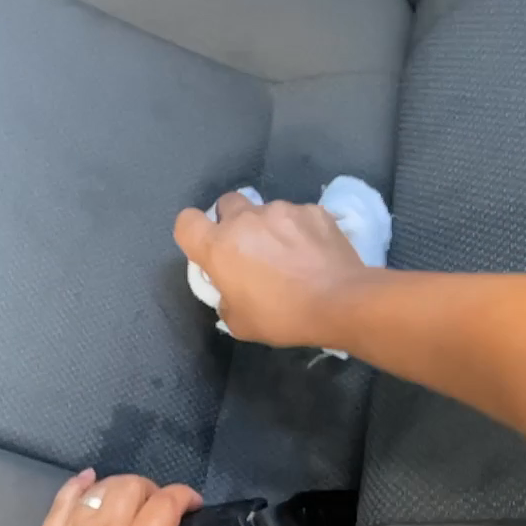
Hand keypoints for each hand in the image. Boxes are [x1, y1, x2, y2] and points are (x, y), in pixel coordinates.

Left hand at [0, 470, 207, 525]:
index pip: (165, 505)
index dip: (185, 496)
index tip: (194, 505)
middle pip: (131, 486)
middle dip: (153, 489)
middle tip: (161, 510)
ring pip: (98, 490)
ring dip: (119, 486)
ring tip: (129, 498)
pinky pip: (63, 501)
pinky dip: (78, 485)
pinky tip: (86, 481)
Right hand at [174, 192, 378, 347]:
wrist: (340, 302)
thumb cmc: (281, 316)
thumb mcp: (238, 322)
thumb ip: (224, 299)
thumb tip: (230, 290)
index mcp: (218, 247)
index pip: (185, 222)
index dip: (191, 232)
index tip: (204, 248)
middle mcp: (245, 220)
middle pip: (225, 203)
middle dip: (230, 221)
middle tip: (245, 249)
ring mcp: (281, 210)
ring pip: (264, 211)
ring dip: (267, 228)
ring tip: (286, 255)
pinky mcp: (312, 210)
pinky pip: (296, 216)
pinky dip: (297, 231)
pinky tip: (310, 253)